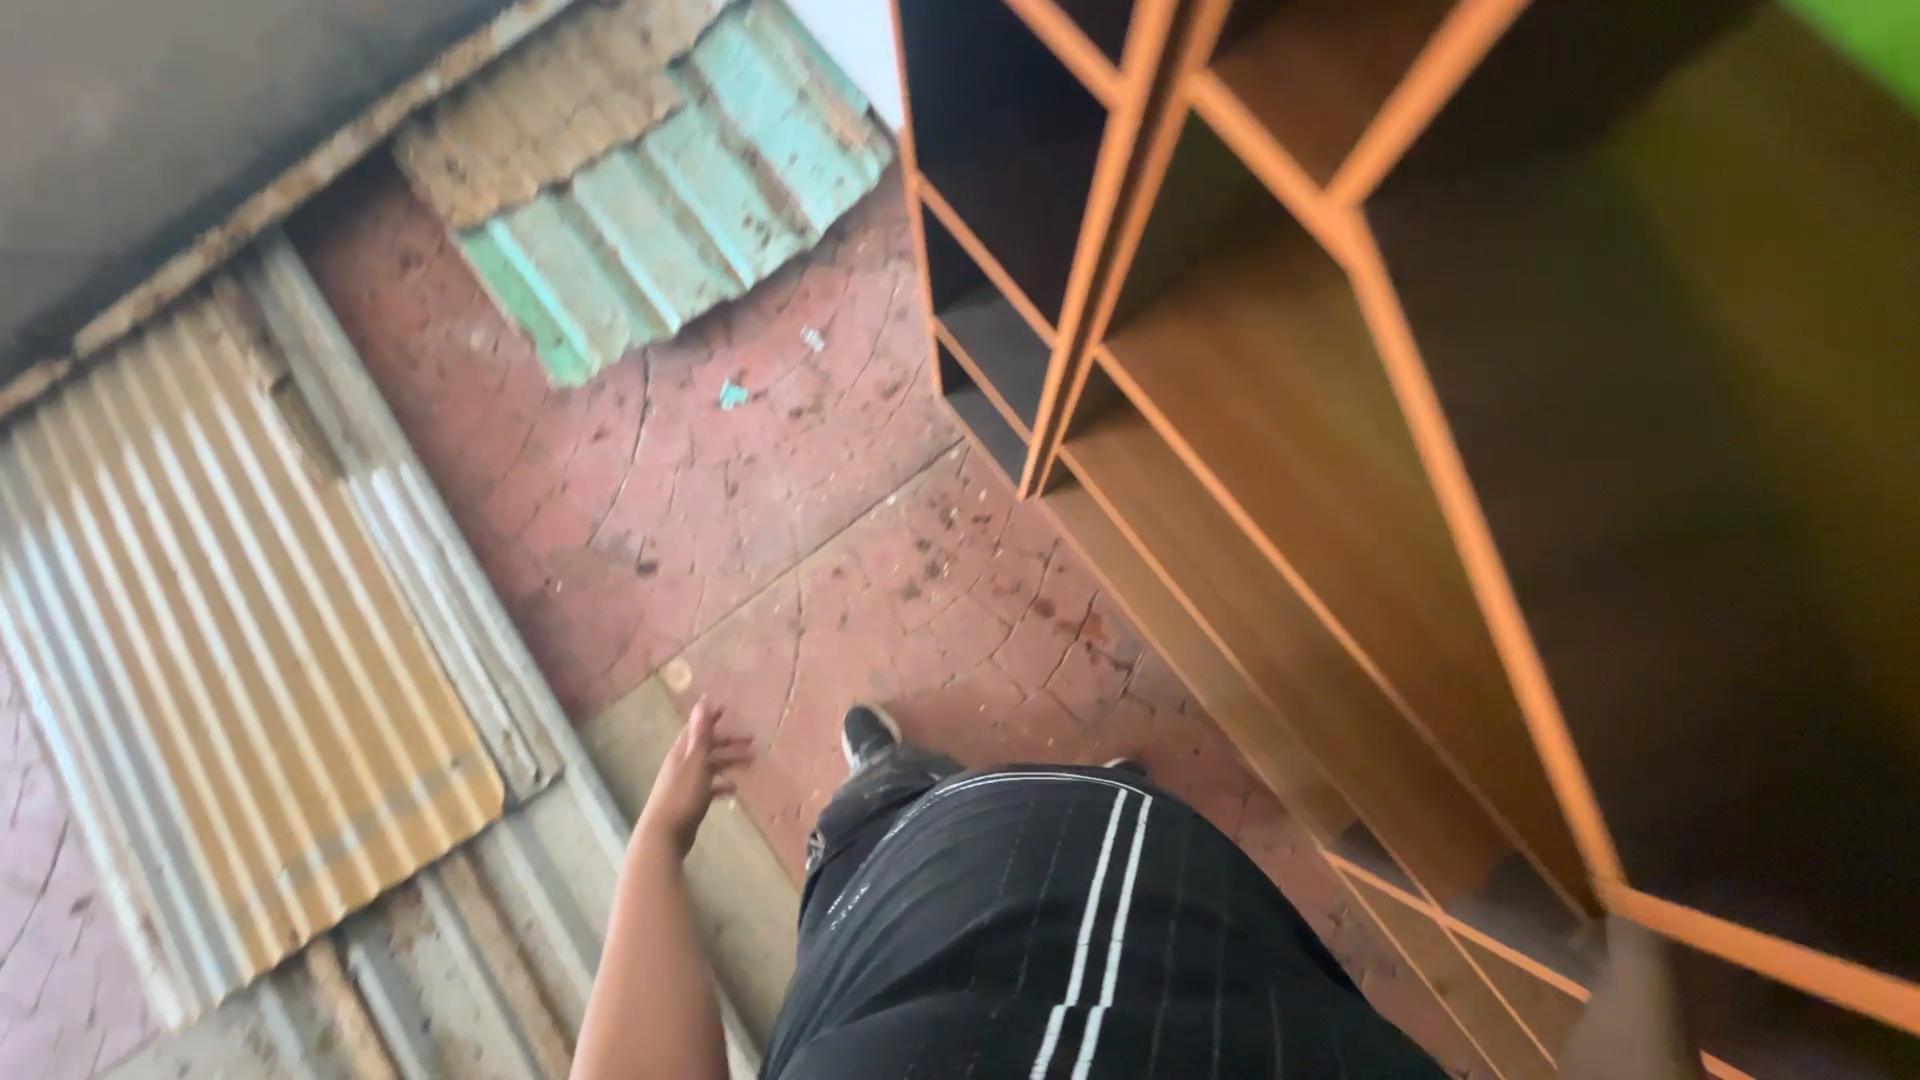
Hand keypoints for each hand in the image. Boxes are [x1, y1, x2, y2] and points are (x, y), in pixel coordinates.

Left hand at [637, 697, 753, 857]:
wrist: (664, 835)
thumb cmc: (682, 796)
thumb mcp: (695, 762)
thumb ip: (701, 733)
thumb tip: (703, 701)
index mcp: (681, 753)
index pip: (697, 728)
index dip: (710, 718)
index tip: (725, 708)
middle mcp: (682, 765)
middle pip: (707, 747)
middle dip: (728, 742)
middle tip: (751, 741)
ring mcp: (686, 784)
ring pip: (710, 766)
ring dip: (729, 762)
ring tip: (750, 764)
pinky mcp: (690, 801)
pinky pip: (709, 787)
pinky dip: (721, 785)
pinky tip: (734, 790)